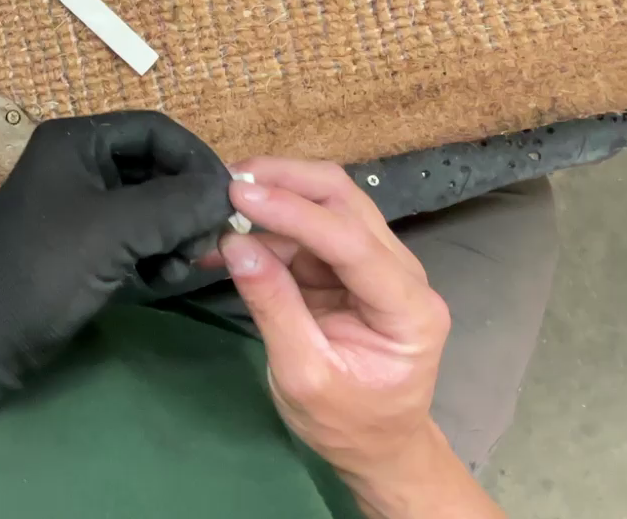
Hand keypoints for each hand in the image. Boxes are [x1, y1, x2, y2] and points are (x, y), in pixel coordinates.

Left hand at [0, 112, 232, 418]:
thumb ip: (176, 204)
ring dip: (175, 231)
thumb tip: (229, 191)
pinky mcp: (85, 238)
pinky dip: (156, 250)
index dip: (195, 158)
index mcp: (77, 140)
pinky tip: (160, 278)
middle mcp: (79, 161)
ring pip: (150, 202)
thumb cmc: (44, 268)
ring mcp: (81, 201)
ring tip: (177, 266)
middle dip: (186, 203)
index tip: (229, 200)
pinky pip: (136, 231)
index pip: (154, 129)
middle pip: (156, 165)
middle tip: (205, 243)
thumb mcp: (114, 230)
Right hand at [219, 159, 452, 486]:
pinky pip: (304, 224)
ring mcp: (374, 260)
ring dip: (272, 193)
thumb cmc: (348, 422)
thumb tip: (233, 243)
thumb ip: (272, 306)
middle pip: (343, 199)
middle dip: (285, 179)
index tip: (238, 194)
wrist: (374, 446)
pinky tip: (226, 235)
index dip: (293, 211)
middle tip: (228, 180)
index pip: (350, 240)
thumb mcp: (303, 375)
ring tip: (218, 203)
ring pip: (324, 199)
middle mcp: (401, 271)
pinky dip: (264, 222)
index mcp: (408, 308)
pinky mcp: (344, 261)